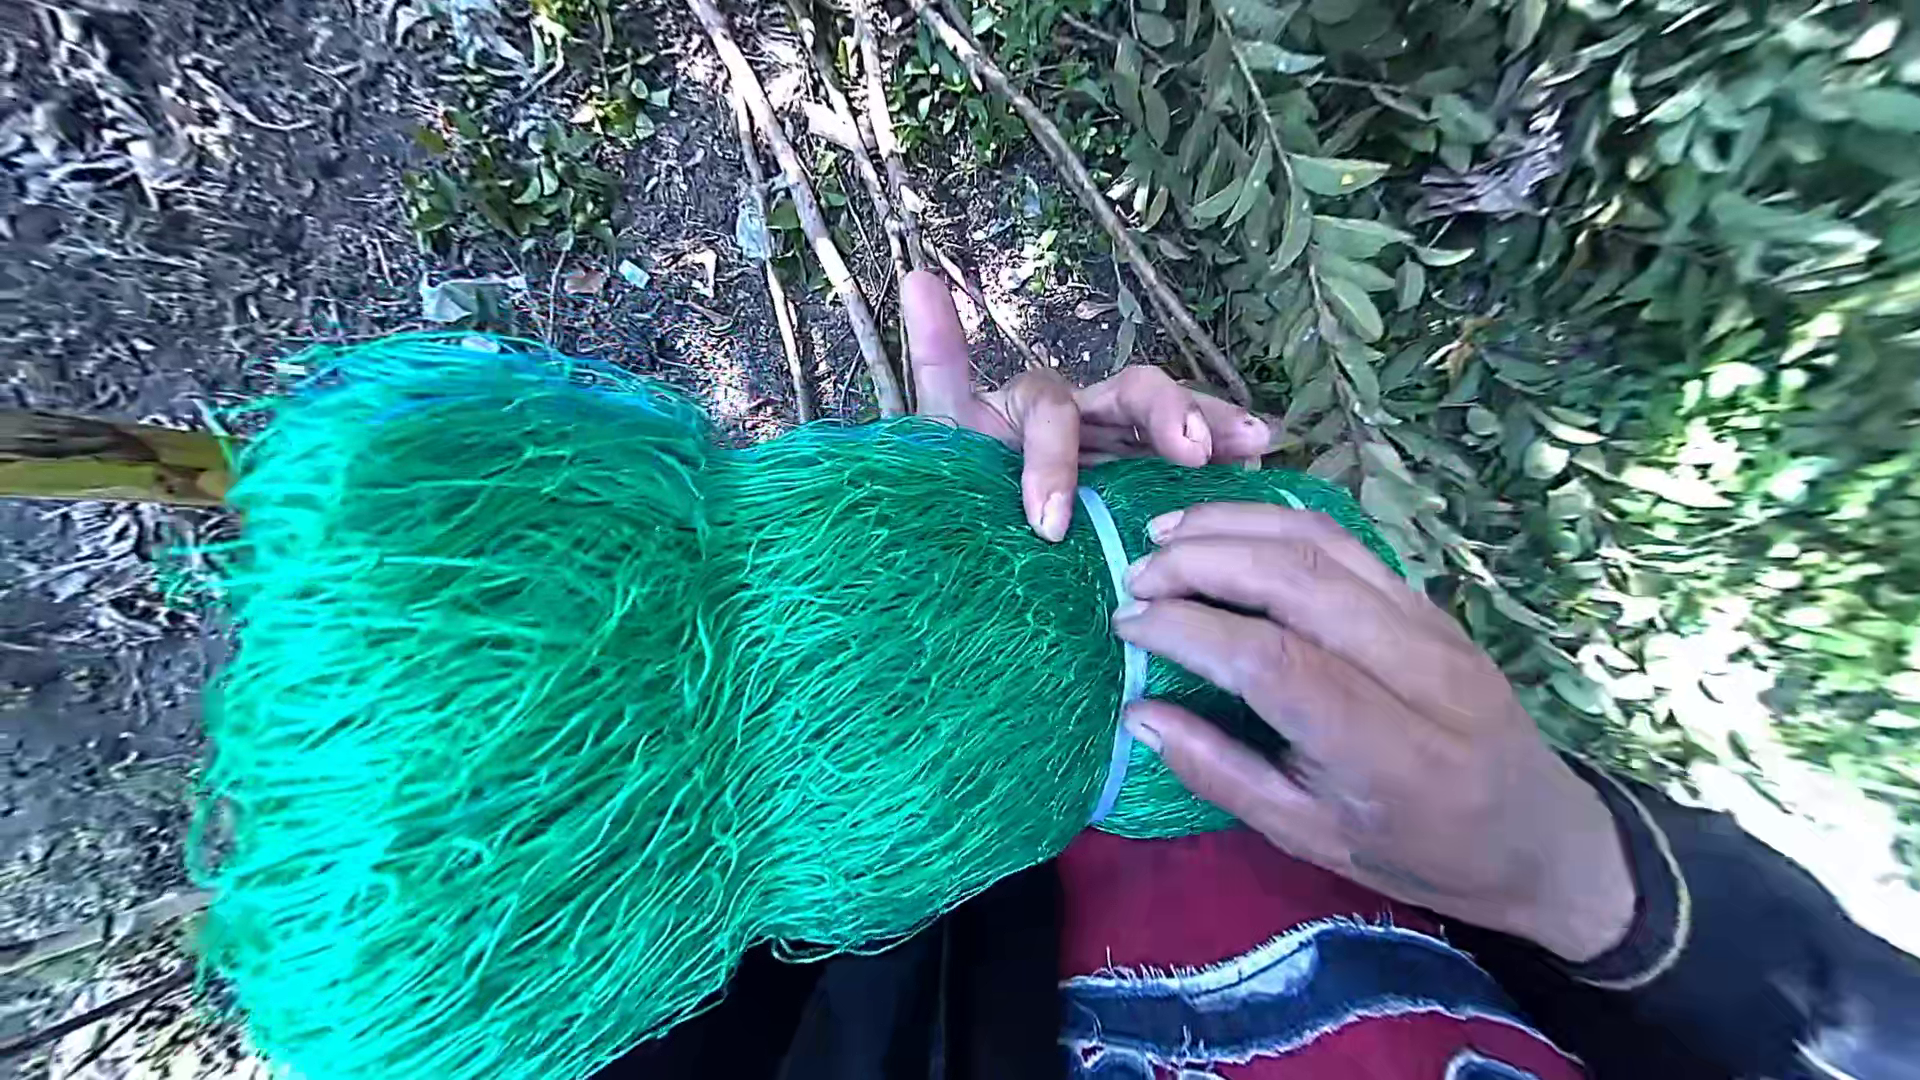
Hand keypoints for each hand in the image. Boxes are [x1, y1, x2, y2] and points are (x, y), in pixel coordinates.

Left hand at [901, 270, 1271, 540]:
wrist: (979, 523)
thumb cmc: (965, 471)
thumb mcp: (945, 421)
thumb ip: (939, 357)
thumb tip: (918, 276)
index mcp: (1042, 404)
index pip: (1055, 412)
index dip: (1052, 460)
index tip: (1048, 522)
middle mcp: (1090, 417)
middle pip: (1136, 392)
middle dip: (1168, 411)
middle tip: (1196, 449)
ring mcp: (1124, 450)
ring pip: (1176, 424)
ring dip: (1216, 427)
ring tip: (1258, 444)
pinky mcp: (1148, 483)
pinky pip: (1190, 469)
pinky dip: (1226, 467)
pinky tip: (1261, 477)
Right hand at [1111, 503, 1635, 961]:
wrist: (1546, 836)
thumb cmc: (1417, 851)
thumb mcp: (1307, 836)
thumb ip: (1217, 772)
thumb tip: (1137, 714)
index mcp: (1390, 752)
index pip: (1271, 661)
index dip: (1186, 630)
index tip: (1128, 624)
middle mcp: (1418, 670)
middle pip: (1294, 580)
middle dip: (1197, 564)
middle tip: (1136, 577)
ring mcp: (1428, 621)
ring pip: (1316, 540)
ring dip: (1227, 526)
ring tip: (1161, 536)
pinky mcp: (1422, 596)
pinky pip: (1337, 536)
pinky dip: (1265, 518)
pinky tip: (1218, 526)